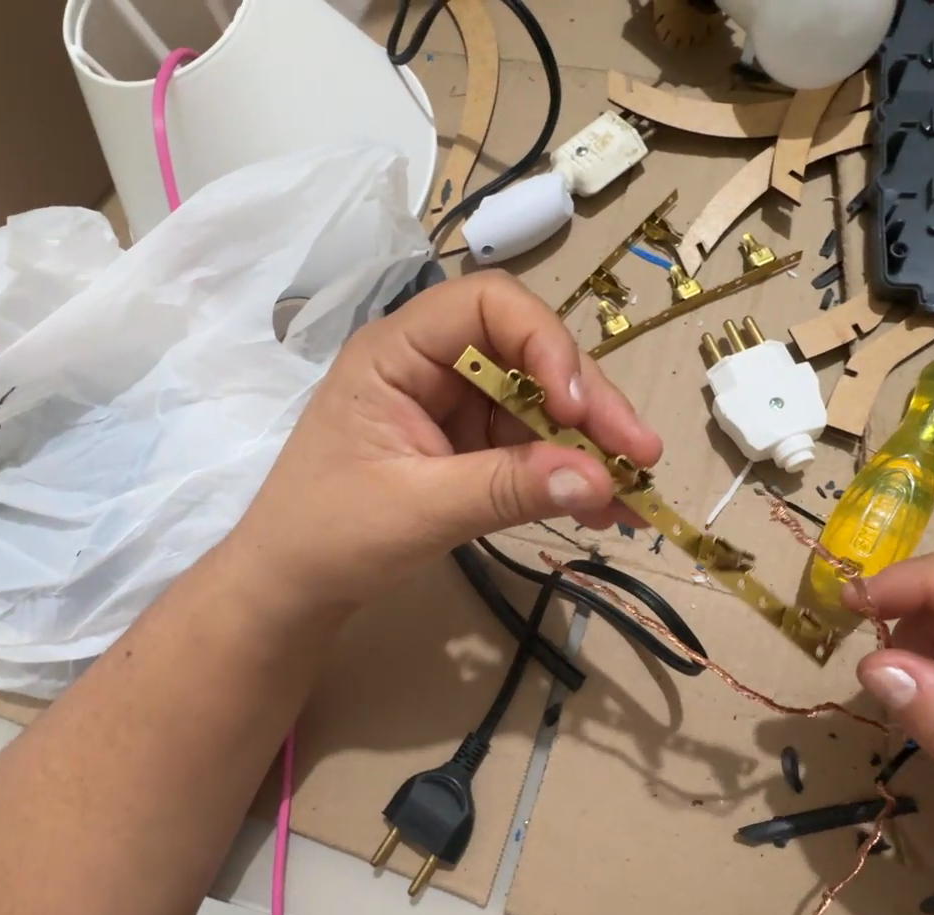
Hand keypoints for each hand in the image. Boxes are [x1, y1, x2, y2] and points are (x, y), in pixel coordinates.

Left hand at [225, 271, 660, 610]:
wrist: (293, 587)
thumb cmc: (329, 534)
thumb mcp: (419, 509)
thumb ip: (507, 488)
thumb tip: (599, 480)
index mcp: (399, 352)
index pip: (487, 307)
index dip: (544, 343)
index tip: (577, 407)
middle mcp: (433, 368)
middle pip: (529, 357)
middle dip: (588, 406)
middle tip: (640, 456)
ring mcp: (453, 409)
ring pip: (540, 406)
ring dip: (590, 448)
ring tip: (635, 494)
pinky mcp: (468, 449)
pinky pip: (530, 450)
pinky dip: (567, 476)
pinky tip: (606, 507)